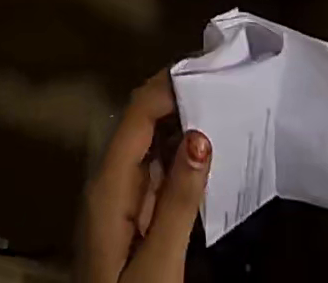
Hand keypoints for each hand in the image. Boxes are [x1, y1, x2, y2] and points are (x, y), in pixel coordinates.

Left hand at [78, 74, 212, 282]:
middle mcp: (110, 181)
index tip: (201, 65)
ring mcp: (121, 199)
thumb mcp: (158, 265)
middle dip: (174, 97)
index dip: (164, 86)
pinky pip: (156, 174)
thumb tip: (199, 135)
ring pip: (151, 146)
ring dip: (179, 123)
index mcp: (108, 184)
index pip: (136, 117)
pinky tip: (206, 148)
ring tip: (218, 100)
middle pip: (140, 124)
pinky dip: (180, 155)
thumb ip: (179, 201)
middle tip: (218, 78)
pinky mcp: (133, 217)